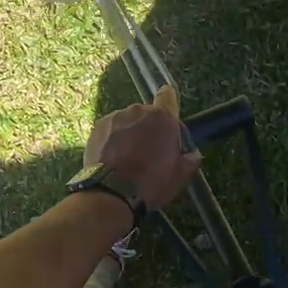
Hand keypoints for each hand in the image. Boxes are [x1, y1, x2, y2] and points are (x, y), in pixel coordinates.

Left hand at [82, 85, 200, 210]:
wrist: (111, 192)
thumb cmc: (151, 182)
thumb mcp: (180, 175)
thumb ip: (189, 159)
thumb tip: (191, 154)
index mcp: (162, 117)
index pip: (168, 96)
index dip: (169, 101)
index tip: (167, 112)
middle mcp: (137, 110)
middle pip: (146, 115)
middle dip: (149, 128)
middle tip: (149, 151)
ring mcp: (114, 117)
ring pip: (127, 122)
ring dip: (129, 133)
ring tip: (128, 157)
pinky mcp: (97, 127)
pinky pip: (111, 129)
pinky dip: (113, 139)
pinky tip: (113, 158)